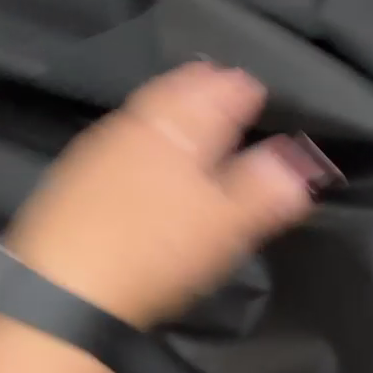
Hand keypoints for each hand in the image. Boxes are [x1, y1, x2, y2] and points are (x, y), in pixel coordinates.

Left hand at [5, 62, 324, 326]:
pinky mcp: (78, 181)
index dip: (241, 91)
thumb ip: (266, 191)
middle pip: (175, 97)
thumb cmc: (155, 252)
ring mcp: (101, 153)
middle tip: (223, 83)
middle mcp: (137, 131)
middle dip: (203, 89)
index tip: (258, 87)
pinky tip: (147, 151)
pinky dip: (146, 136)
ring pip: (147, 116)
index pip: (217, 97)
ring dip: (173, 109)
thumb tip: (307, 162)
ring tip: (190, 108)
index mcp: (177, 134)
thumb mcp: (225, 226)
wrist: (65, 289)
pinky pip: (123, 140)